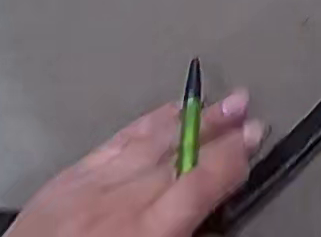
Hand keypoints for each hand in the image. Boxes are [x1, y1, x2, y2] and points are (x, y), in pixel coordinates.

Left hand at [7, 91, 265, 236]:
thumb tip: (205, 210)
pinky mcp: (66, 179)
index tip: (254, 137)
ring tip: (221, 99)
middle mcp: (118, 205)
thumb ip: (175, 235)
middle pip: (179, 157)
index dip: (229, 160)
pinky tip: (168, 110)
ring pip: (151, 141)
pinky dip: (147, 123)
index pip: (197, 187)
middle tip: (247, 106)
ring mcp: (90, 186)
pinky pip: (116, 141)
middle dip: (217, 131)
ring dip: (190, 118)